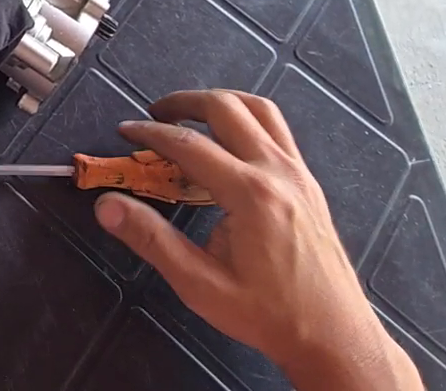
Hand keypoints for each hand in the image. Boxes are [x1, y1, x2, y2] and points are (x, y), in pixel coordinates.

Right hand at [93, 90, 421, 390]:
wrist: (340, 342)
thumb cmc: (269, 316)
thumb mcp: (201, 285)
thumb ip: (151, 240)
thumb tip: (105, 205)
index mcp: (250, 194)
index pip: (189, 144)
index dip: (150, 133)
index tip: (125, 131)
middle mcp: (277, 172)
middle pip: (226, 108)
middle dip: (183, 102)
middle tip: (155, 115)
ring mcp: (299, 175)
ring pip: (259, 109)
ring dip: (219, 103)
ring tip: (191, 117)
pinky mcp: (309, 184)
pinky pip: (276, 131)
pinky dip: (245, 120)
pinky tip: (228, 145)